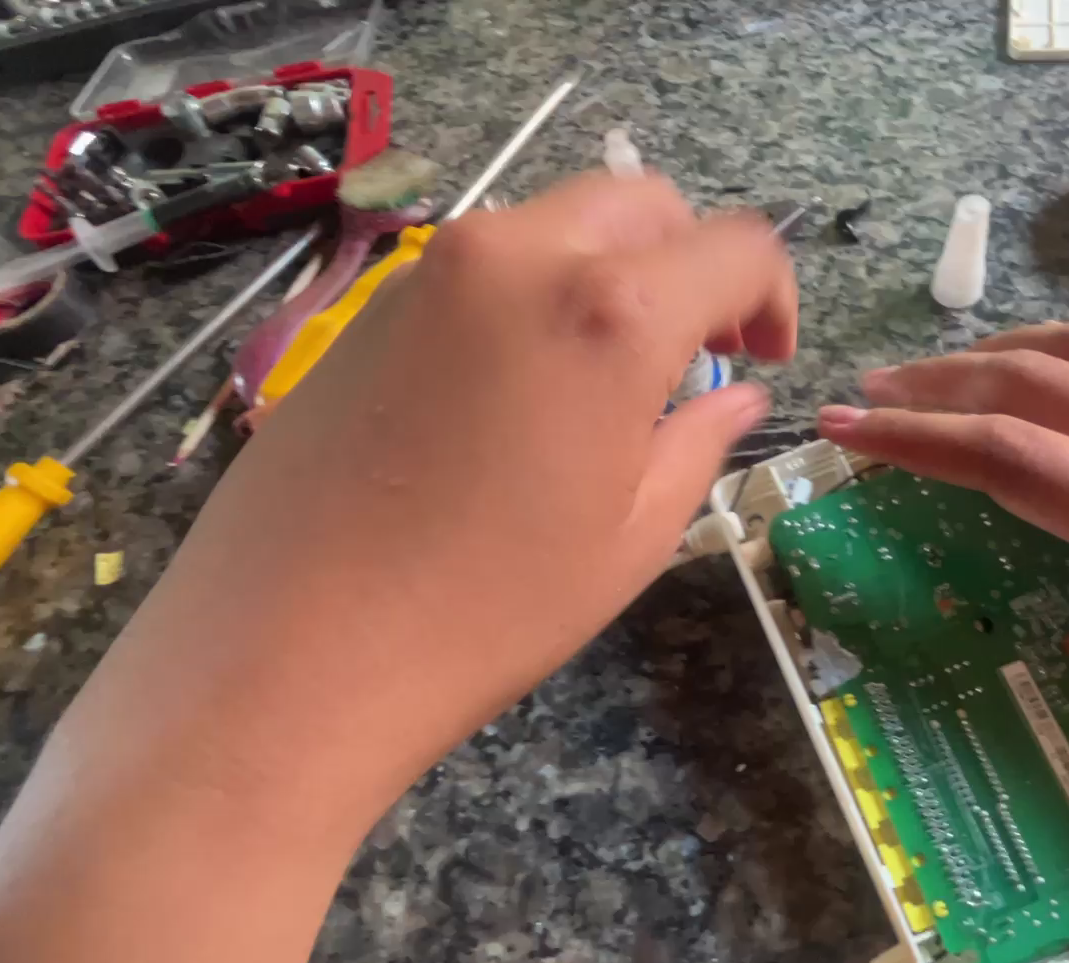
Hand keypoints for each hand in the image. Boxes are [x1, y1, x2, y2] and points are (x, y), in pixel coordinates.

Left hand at [91, 172, 795, 822]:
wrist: (294, 651)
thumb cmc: (494, 607)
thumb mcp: (635, 534)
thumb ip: (700, 440)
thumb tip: (738, 395)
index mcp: (609, 313)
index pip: (735, 247)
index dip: (774, 294)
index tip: (764, 358)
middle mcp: (520, 253)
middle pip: (646, 205)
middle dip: (694, 267)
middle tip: (698, 356)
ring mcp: (433, 266)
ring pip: (564, 223)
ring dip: (617, 276)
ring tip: (611, 378)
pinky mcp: (373, 298)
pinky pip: (491, 263)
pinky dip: (542, 294)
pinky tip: (526, 387)